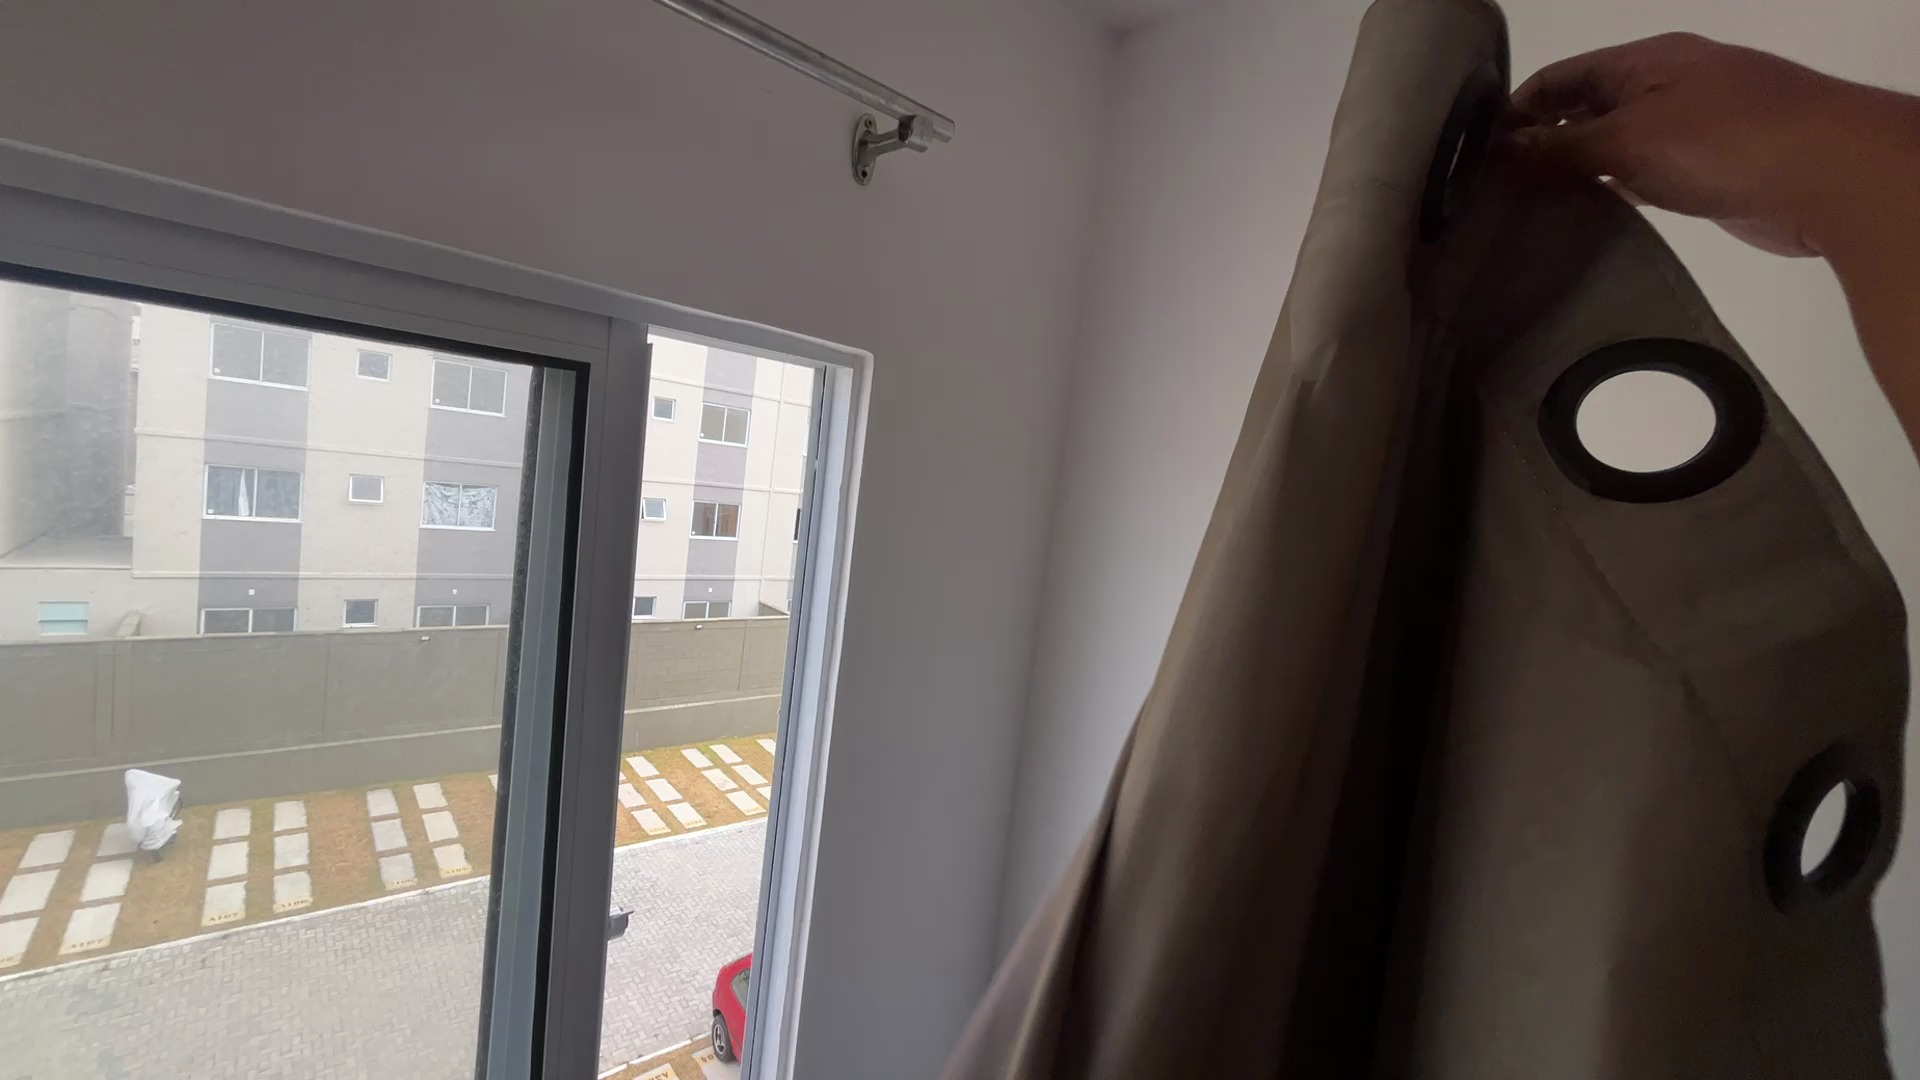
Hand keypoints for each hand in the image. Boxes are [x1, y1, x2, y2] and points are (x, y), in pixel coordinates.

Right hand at [1509, 33, 1918, 256]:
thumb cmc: (1722, 141)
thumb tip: (1496, 155)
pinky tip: (1561, 219)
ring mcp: (1674, 129)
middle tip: (1485, 192)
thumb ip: (1555, 148)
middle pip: (1574, 111)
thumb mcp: (1625, 138)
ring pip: (1595, 147)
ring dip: (1558, 174)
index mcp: (1645, 61)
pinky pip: (1620, 177)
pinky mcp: (1685, 169)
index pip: (1557, 78)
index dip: (1513, 112)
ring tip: (1512, 210)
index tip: (1474, 159)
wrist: (1827, 176)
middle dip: (1529, 145)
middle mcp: (1658, 87)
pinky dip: (1590, 194)